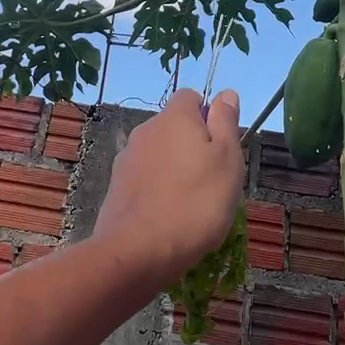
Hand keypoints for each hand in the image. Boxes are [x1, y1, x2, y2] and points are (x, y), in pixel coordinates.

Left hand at [92, 88, 243, 288]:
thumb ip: (226, 122)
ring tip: (191, 206)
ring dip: (175, 171)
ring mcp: (128, 158)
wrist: (137, 251)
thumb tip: (226, 92)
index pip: (192, 98)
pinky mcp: (117, 187)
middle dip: (193, 147)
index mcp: (174, 117)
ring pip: (160, 155)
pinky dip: (158, 191)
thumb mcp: (227, 159)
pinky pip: (146, 180)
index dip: (209, 117)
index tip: (222, 148)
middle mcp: (147, 129)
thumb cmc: (195, 202)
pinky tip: (168, 218)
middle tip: (212, 181)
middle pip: (175, 128)